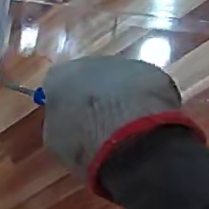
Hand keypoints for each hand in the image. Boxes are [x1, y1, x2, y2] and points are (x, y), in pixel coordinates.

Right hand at [39, 56, 200, 194]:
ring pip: (117, 80)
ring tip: (124, 126)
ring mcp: (124, 65)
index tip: (70, 119)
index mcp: (60, 78)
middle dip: (92, 97)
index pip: (56, 84)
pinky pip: (142, 86)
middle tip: (97, 123)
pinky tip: (144, 123)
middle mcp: (90, 63)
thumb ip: (58, 121)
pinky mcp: (153, 73)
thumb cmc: (84, 146)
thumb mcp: (56, 140)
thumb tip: (65, 118)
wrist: (130, 143)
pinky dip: (141, 101)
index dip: (64, 102)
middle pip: (88, 77)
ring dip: (118, 97)